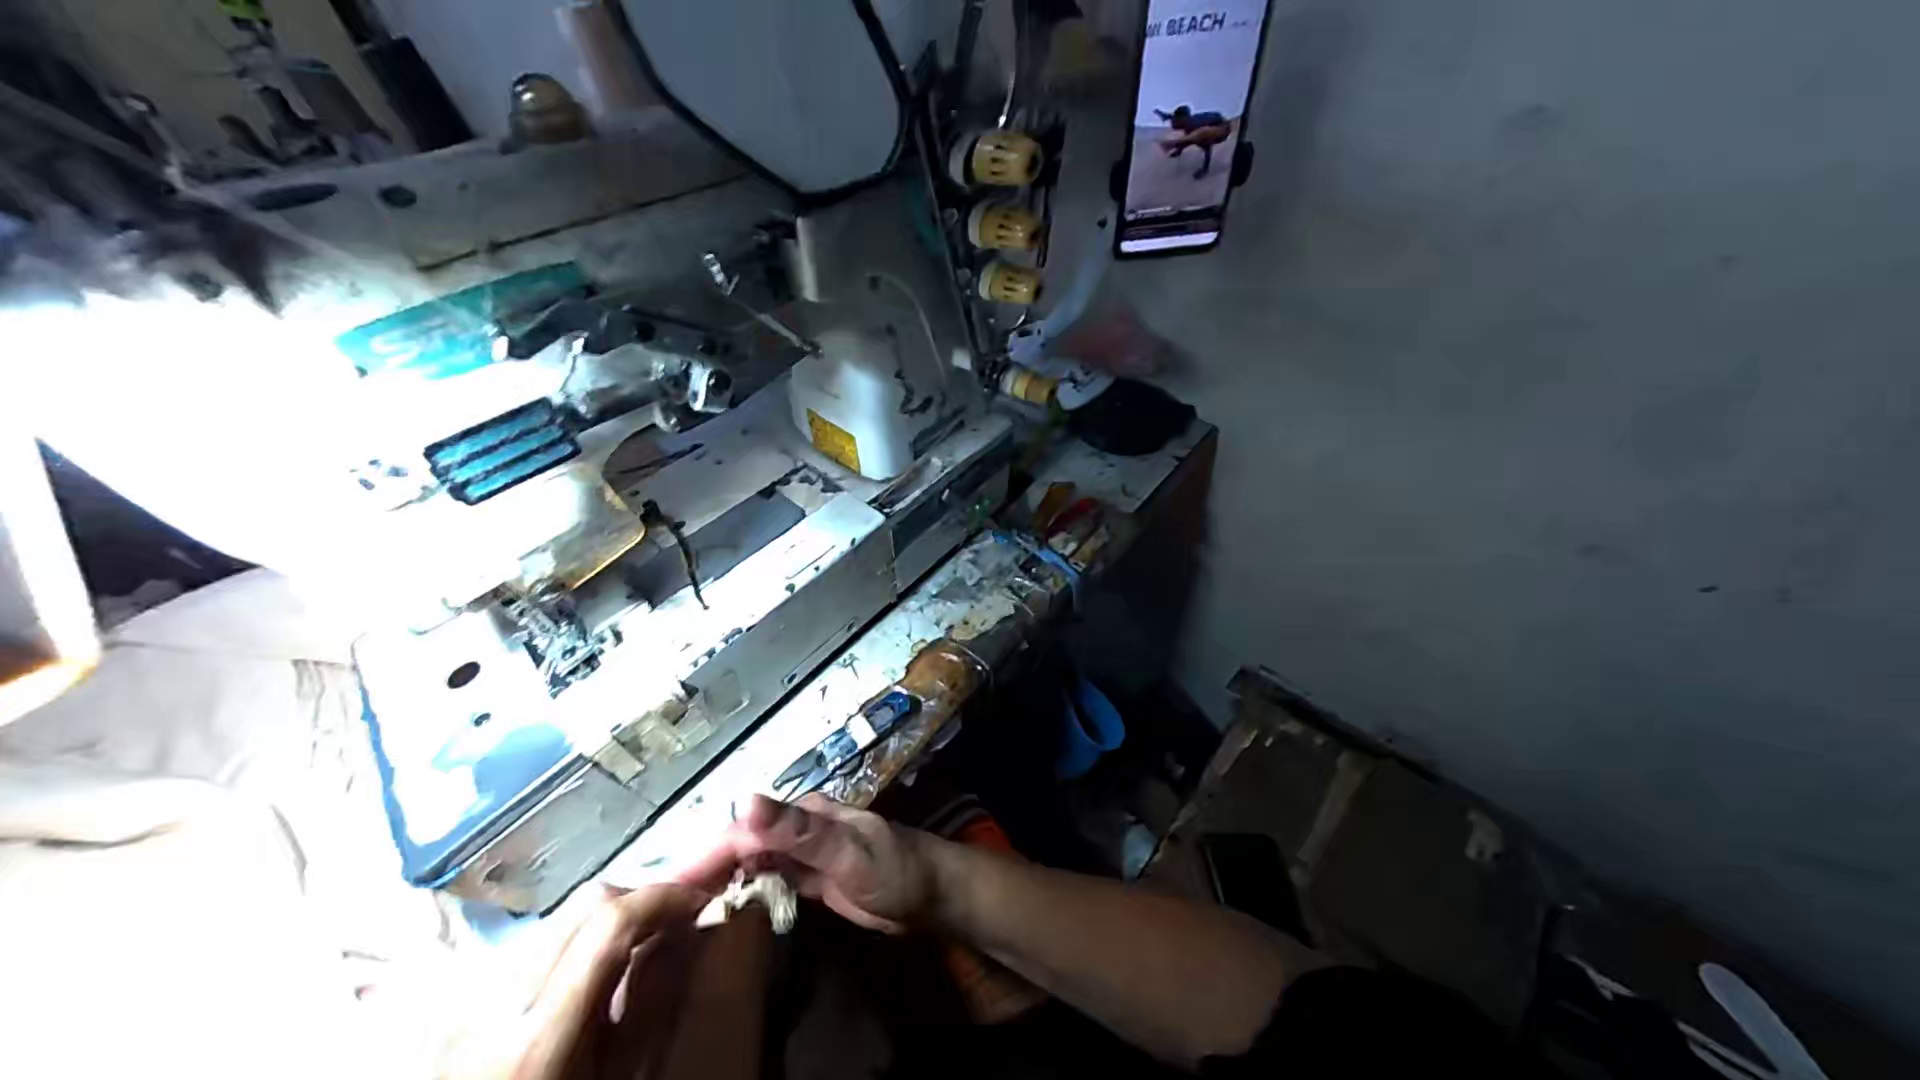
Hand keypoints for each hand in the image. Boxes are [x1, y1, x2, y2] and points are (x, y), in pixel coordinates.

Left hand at [447, 883, 708, 1079]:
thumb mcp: (618, 1075)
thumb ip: (654, 1000)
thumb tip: (692, 927)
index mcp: (540, 1038)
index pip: (611, 924)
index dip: (663, 898)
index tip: (699, 903)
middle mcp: (497, 1001)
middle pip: (586, 903)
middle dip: (639, 900)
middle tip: (671, 919)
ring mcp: (472, 992)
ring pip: (563, 913)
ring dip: (608, 916)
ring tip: (630, 946)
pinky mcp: (466, 988)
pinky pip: (538, 935)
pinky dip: (576, 935)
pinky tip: (587, 967)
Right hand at [688, 794, 936, 933]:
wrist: (931, 895)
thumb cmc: (893, 868)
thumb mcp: (846, 850)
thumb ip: (798, 830)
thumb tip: (746, 801)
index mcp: (805, 815)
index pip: (744, 831)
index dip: (707, 855)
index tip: (670, 884)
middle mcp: (800, 829)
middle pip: (743, 846)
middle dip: (706, 868)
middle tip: (666, 903)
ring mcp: (806, 854)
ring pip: (754, 863)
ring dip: (722, 880)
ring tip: (684, 907)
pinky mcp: (813, 878)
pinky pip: (771, 881)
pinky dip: (747, 891)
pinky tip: (726, 907)